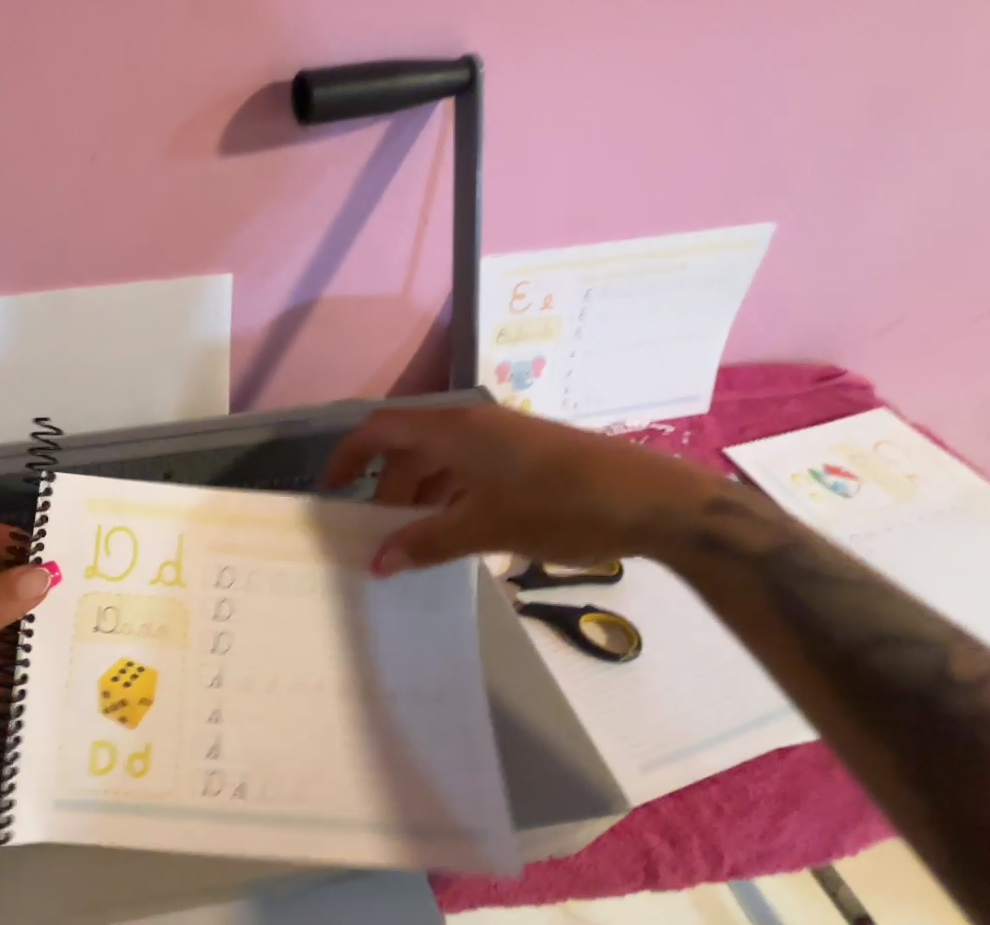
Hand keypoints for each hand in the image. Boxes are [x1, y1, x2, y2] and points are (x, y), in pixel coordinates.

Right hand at [323, 403, 719, 574]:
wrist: (658, 502)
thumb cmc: (561, 506)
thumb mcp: (486, 528)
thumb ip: (426, 543)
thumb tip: (375, 565)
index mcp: (454, 429)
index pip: (379, 429)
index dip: (347, 455)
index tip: (331, 490)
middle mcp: (472, 424)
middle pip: (408, 446)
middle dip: (387, 486)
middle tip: (381, 531)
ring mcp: (502, 437)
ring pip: (441, 460)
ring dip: (421, 494)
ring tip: (418, 537)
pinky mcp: (526, 454)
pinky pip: (470, 469)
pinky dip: (452, 494)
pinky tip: (460, 528)